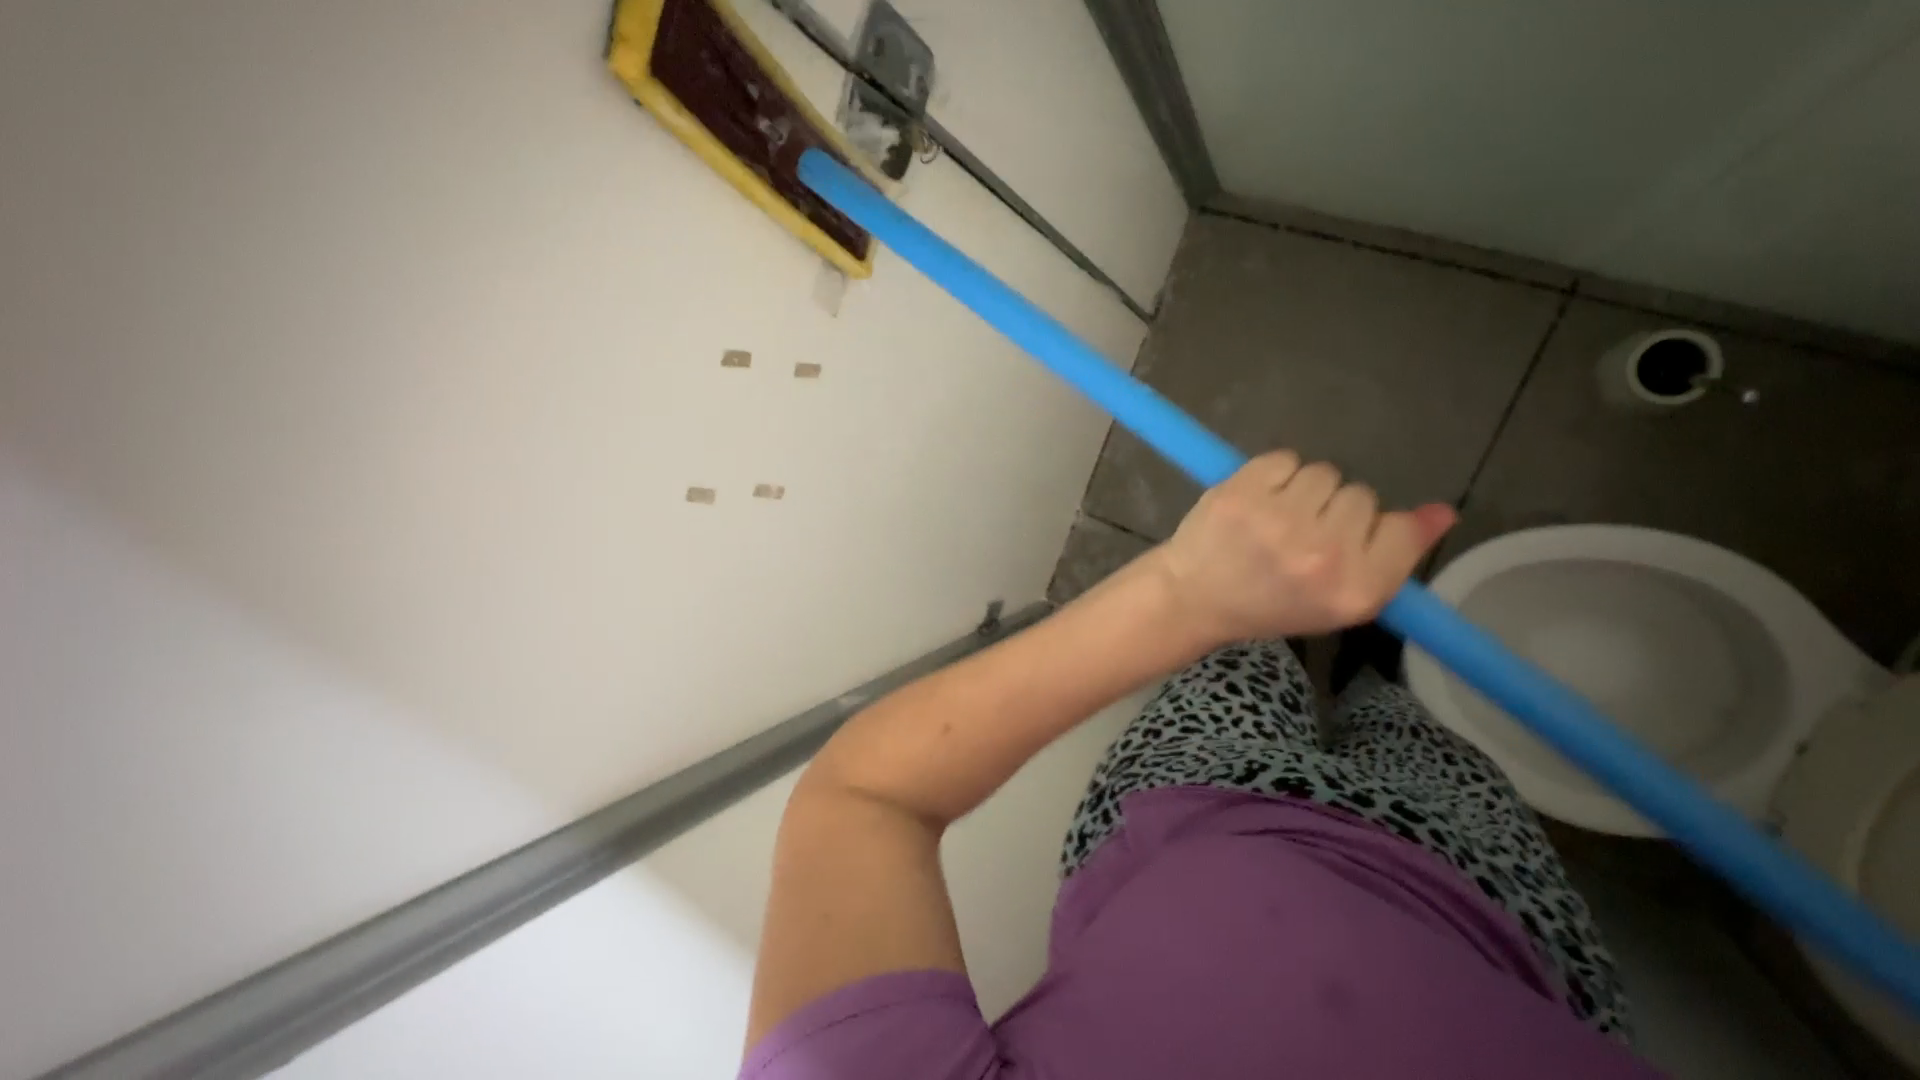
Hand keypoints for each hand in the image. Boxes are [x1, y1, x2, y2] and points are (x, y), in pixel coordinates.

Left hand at [1148, 451, 1455, 645]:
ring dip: (1304, 490)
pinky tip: (1257, 503)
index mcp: (1355, 591)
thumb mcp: (1339, 603)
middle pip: (1362, 495)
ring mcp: (1280, 520)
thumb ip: (1393, 559)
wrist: (1194, 596)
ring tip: (1276, 520)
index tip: (1345, 540)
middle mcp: (1324, 555)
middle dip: (1335, 510)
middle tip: (1299, 538)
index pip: (1403, 529)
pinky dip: (1274, 474)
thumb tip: (1443, 512)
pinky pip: (1285, 458)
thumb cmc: (1270, 603)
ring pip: (1325, 472)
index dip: (1376, 528)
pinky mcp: (1243, 492)